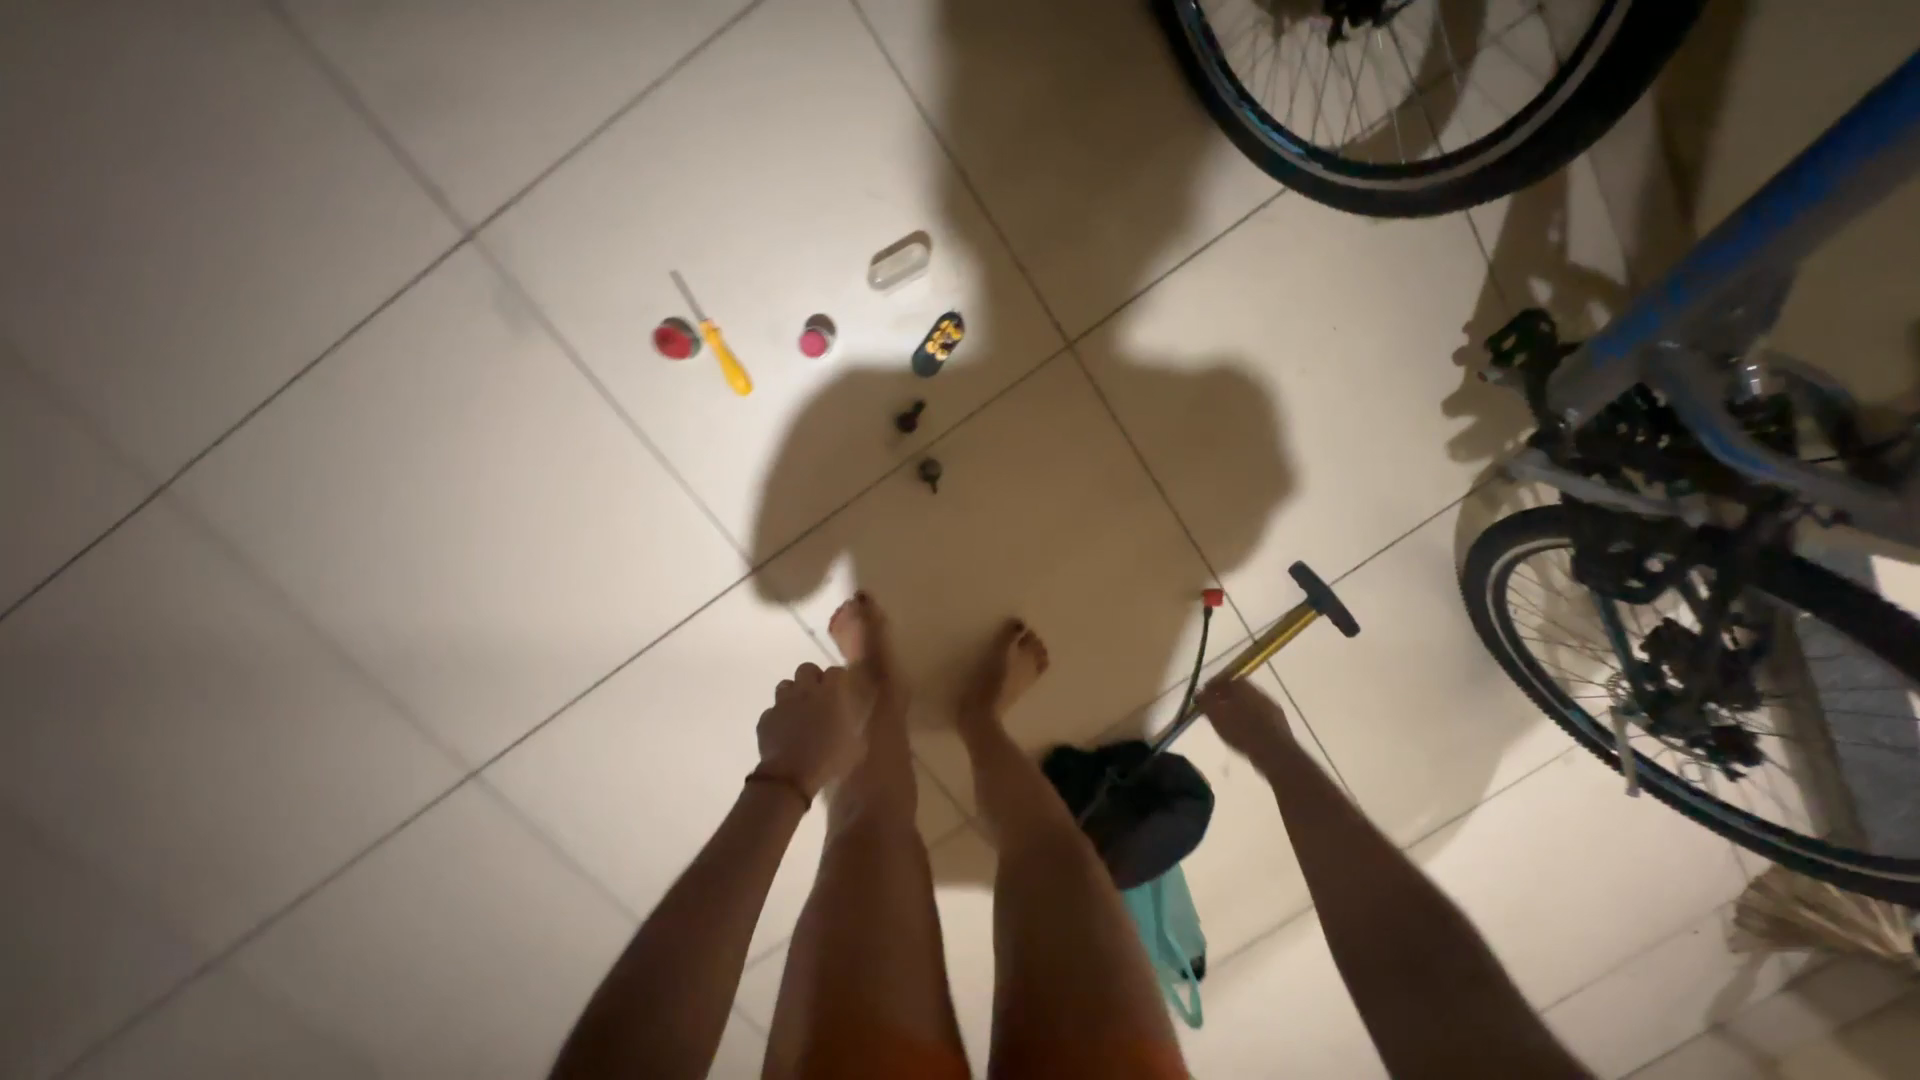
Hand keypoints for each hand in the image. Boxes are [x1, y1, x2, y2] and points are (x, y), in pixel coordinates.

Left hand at [757, 663, 863, 796]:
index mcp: (830, 694)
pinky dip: (779, 716)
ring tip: (800, 710)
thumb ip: (856, 726)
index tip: (843, 689)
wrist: (790, 777)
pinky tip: (784, 730)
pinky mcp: (766, 719)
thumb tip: (856, 721)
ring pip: (786, 685)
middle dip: (813, 678)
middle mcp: (805, 692)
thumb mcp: (856, 746)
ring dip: (794, 693)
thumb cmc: (829, 760)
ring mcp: (782, 704)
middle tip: (820, 696)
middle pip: (807, 669)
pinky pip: (772, 710)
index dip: (839, 678)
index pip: (835, 671)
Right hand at [1196, 676, 1292, 766]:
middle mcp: (1259, 692)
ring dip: (1239, 708)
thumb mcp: (1217, 717)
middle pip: (1240, 690)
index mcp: (1244, 687)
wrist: (1275, 752)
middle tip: (1215, 706)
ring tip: (1228, 720)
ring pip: (1250, 702)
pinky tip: (1244, 730)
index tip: (1205, 693)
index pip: (1226, 679)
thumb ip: (1206, 703)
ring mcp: (1271, 707)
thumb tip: (1198, 693)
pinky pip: (1259, 715)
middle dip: (1226, 696)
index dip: (1214, 685)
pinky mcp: (1279, 722)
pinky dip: (1249, 718)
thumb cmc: (1242, 732)